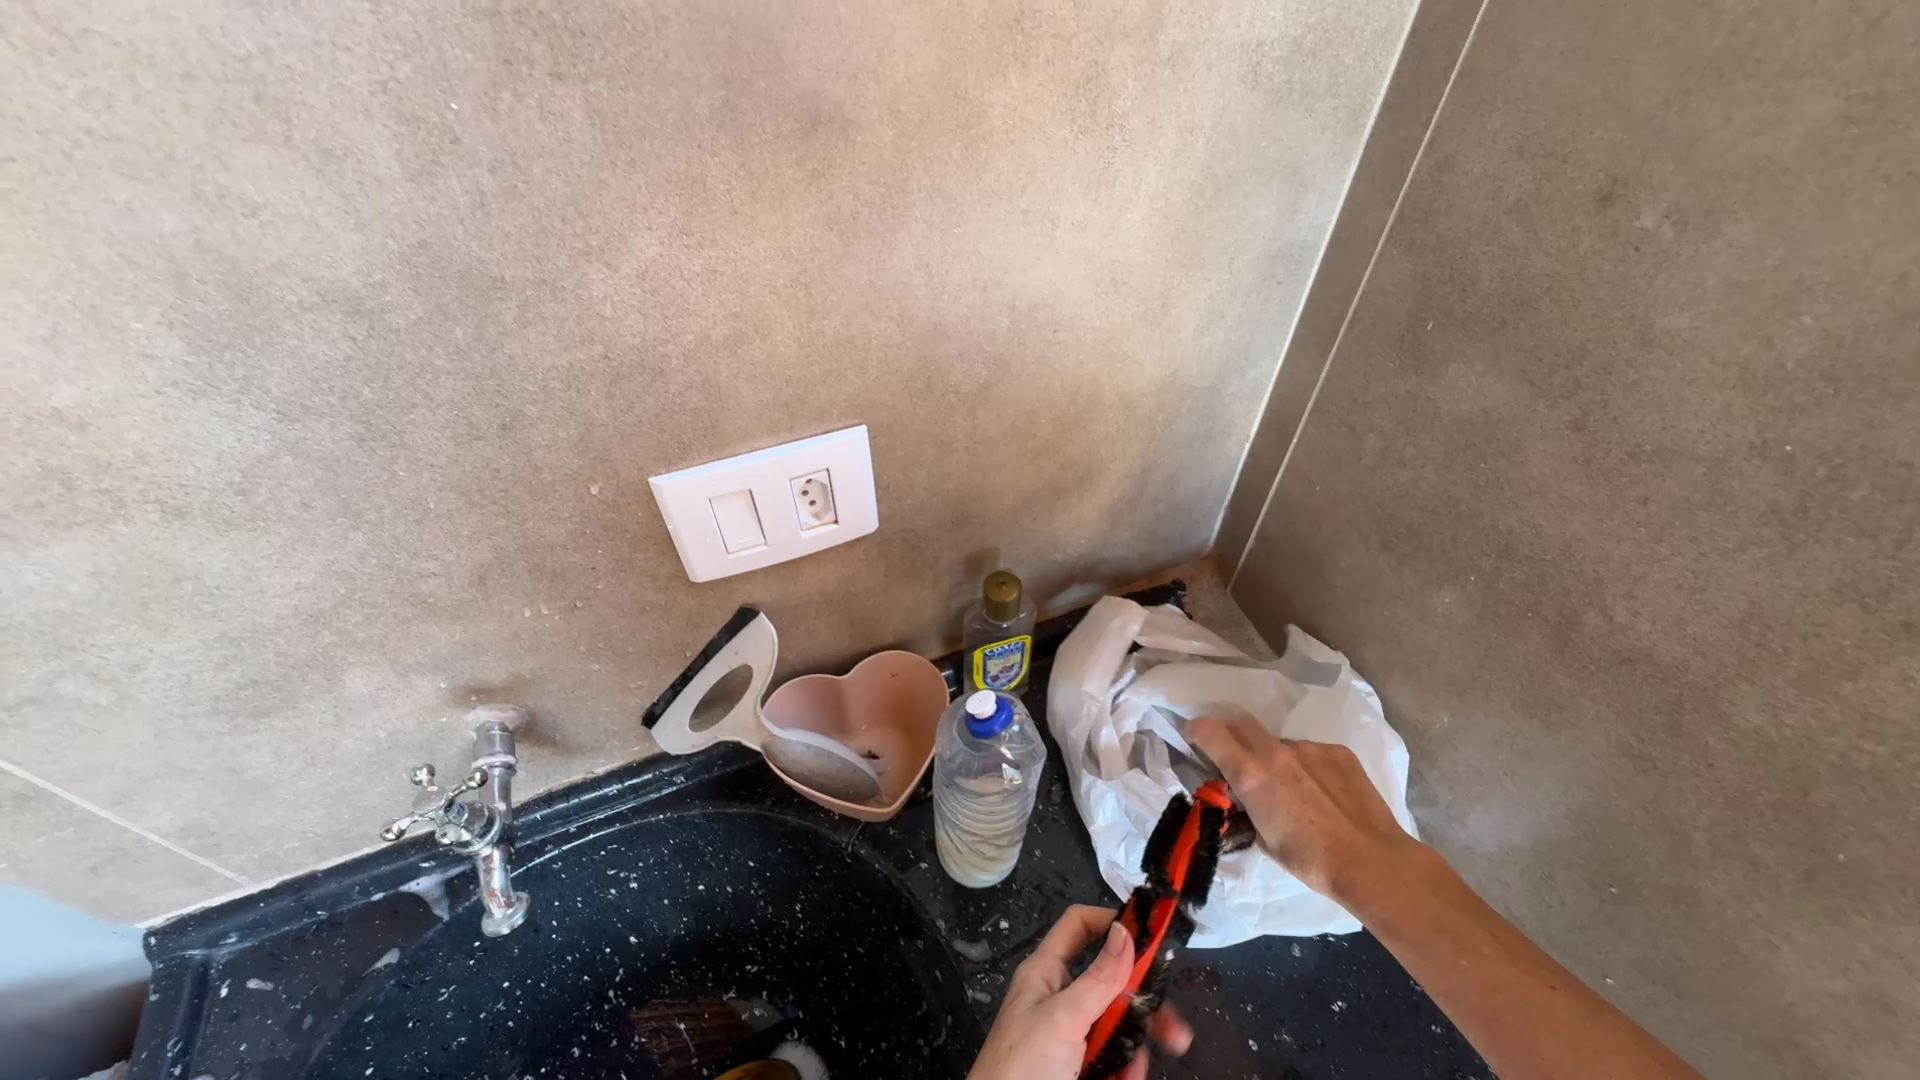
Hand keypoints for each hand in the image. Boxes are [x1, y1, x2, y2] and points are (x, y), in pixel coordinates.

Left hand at [968, 905, 1192, 1079]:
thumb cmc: (1022, 1065)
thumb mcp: (1062, 1018)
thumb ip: (1098, 979)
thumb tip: (1126, 930)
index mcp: (1047, 973)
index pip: (1079, 928)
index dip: (1110, 923)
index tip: (1149, 936)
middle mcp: (1062, 998)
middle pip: (1110, 982)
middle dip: (1143, 999)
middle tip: (1175, 1023)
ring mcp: (1072, 1035)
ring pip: (1117, 1023)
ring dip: (1141, 1039)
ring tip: (1170, 1049)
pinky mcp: (1080, 1066)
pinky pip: (1113, 1057)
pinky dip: (1126, 1067)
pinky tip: (1129, 1076)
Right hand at [1188, 713, 1423, 903]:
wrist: (1372, 862)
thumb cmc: (1310, 860)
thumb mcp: (1262, 838)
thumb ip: (1246, 806)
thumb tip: (1244, 798)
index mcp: (1250, 774)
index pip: (1209, 730)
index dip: (1196, 730)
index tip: (1194, 739)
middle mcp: (1276, 752)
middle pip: (1241, 722)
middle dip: (1232, 735)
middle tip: (1238, 759)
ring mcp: (1310, 748)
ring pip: (1280, 743)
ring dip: (1276, 758)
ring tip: (1295, 791)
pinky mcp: (1339, 752)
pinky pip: (1312, 751)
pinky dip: (1309, 766)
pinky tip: (1324, 794)